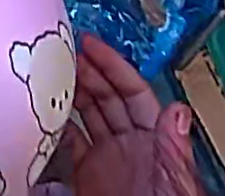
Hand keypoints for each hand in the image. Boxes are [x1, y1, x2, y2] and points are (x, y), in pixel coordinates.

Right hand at [62, 35, 204, 195]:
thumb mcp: (176, 188)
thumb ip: (174, 152)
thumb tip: (179, 109)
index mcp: (156, 145)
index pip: (134, 93)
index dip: (112, 65)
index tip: (89, 43)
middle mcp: (131, 147)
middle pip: (107, 97)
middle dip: (86, 70)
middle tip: (62, 49)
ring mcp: (108, 162)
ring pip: (87, 113)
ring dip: (71, 89)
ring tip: (51, 69)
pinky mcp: (87, 179)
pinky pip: (70, 142)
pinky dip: (57, 123)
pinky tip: (45, 109)